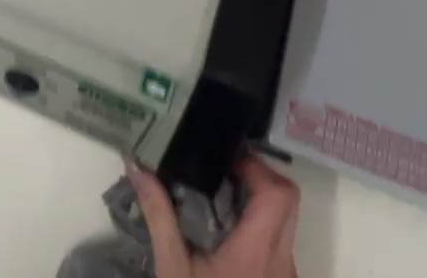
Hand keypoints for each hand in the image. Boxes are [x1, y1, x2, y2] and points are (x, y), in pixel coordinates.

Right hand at [129, 155, 300, 277]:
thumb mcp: (173, 268)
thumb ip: (159, 215)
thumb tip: (138, 167)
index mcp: (256, 252)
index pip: (278, 195)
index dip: (256, 167)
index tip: (223, 159)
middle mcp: (281, 261)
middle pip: (287, 201)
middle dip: (258, 177)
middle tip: (220, 171)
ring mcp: (285, 274)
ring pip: (285, 221)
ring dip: (257, 200)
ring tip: (217, 196)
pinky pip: (278, 240)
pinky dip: (257, 224)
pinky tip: (223, 232)